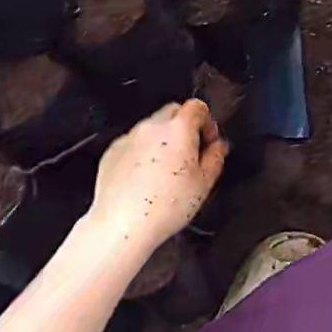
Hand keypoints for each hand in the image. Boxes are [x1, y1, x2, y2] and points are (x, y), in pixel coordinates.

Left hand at [86, 100, 227, 253]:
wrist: (123, 225)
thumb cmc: (164, 207)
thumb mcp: (204, 184)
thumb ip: (215, 157)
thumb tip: (218, 147)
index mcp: (178, 130)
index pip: (197, 107)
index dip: (207, 122)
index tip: (208, 140)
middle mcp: (152, 127)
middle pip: (173, 112)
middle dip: (184, 127)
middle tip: (190, 153)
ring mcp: (129, 137)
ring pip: (152, 128)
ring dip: (162, 141)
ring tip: (166, 172)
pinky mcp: (113, 151)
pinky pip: (133, 143)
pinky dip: (142, 153)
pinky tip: (145, 179)